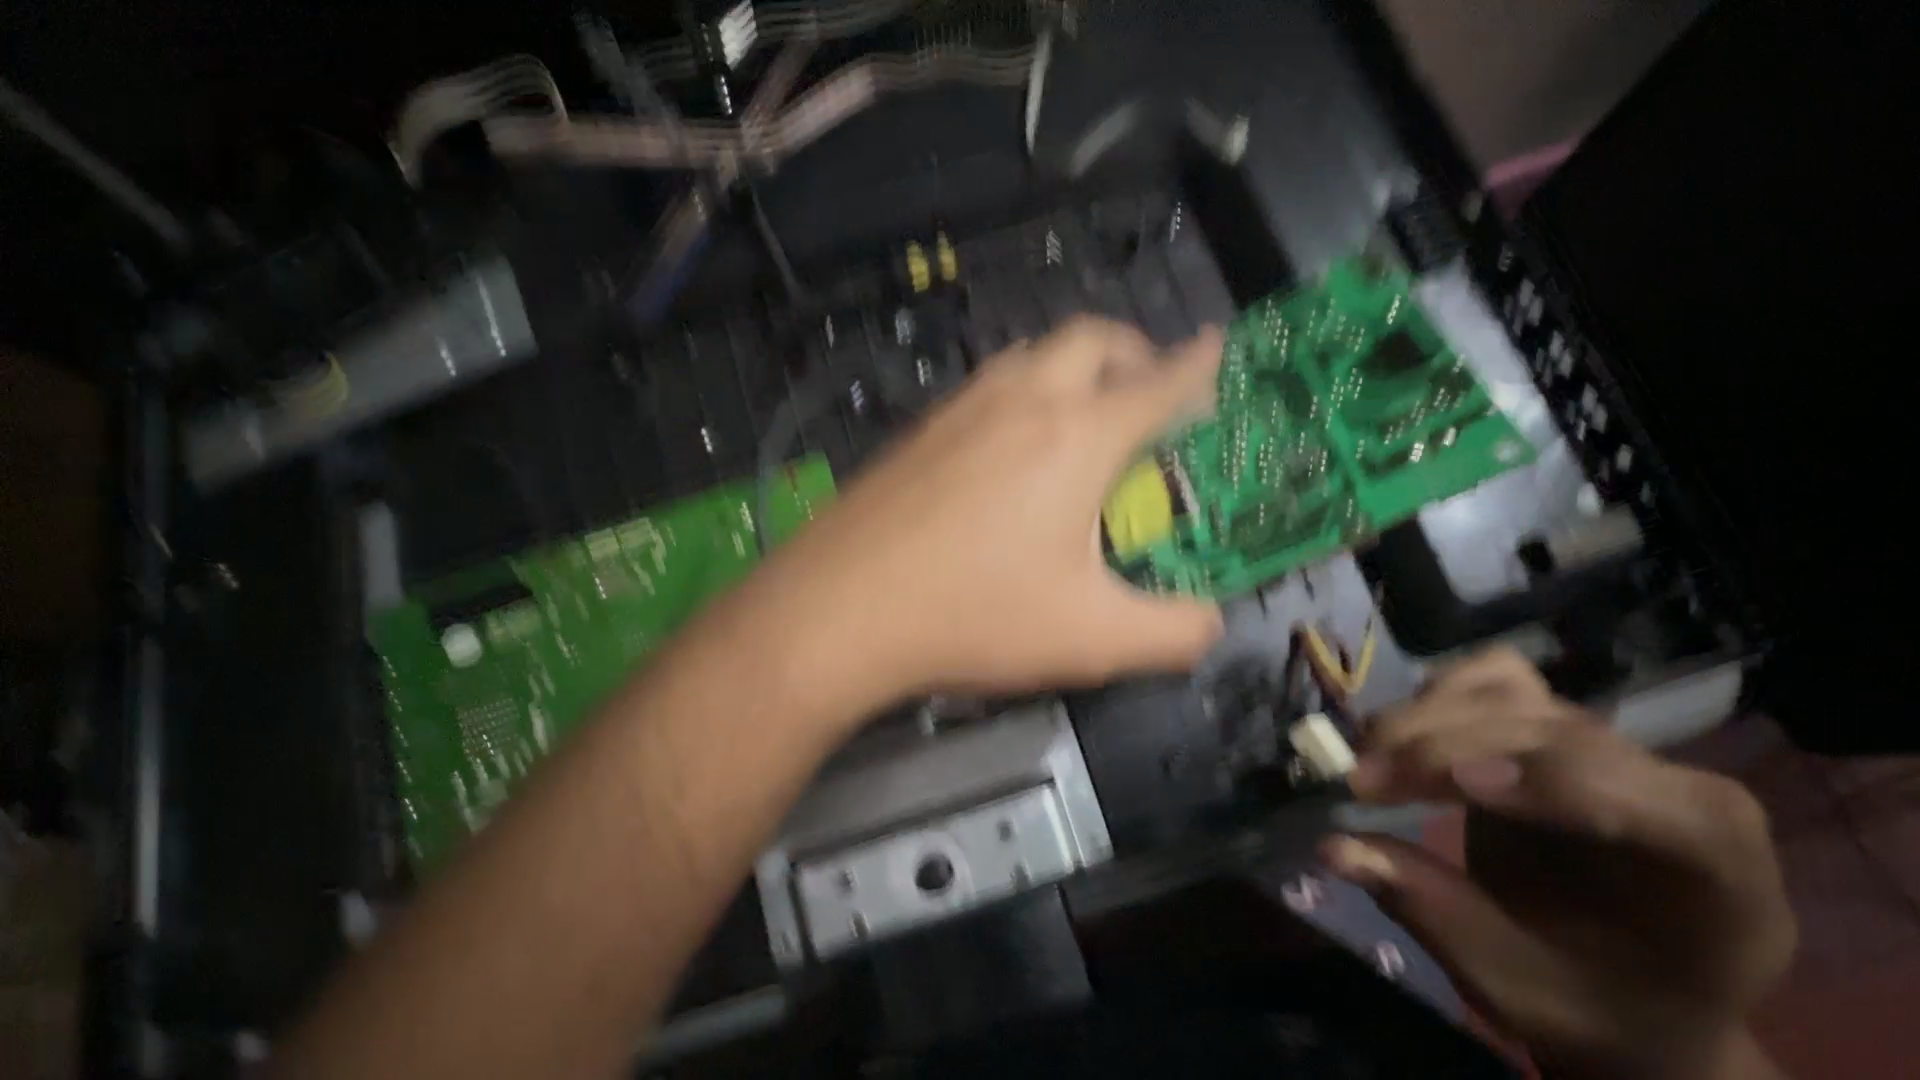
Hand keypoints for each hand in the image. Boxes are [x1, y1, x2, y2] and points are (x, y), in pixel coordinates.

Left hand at [740, 316, 1226, 712]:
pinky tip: (1010, 447)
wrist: (836, 610)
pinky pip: (988, 385)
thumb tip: (1211, 620)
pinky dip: (1024, 391)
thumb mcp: (1093, 639)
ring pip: (1032, 354)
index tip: (1218, 348)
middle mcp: (1021, 401)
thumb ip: (1173, 631)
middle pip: (1092, 339)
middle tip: (1153, 389)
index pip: (1159, 385)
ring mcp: (960, 409)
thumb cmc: (972, 616)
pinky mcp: (917, 431)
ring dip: (1074, 365)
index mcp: (1077, 437)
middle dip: (1136, 351)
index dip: (1198, 367)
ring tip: (1087, 411)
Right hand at [1323, 650, 1794, 1079]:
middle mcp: (1672, 784)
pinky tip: (1397, 739)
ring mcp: (1610, 745)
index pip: (1642, 799)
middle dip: (1447, 748)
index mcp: (1715, 864)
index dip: (1544, 779)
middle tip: (1359, 782)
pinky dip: (1437, 698)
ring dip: (1429, 715)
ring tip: (1366, 757)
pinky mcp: (1555, 728)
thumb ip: (1435, 912)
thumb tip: (1334, 847)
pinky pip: (1494, 682)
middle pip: (1554, 733)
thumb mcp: (1518, 986)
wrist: (1632, 991)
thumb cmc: (1595, 1005)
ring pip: (1515, 692)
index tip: (1445, 785)